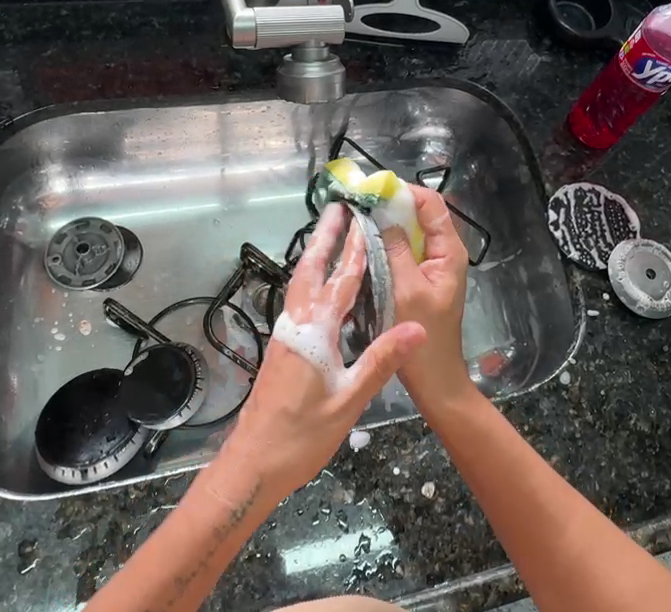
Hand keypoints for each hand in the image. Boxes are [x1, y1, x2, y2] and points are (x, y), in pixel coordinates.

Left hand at [217, 203, 424, 499]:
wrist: (254, 462)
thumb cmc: (302, 435)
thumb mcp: (349, 400)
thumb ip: (381, 361)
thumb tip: (416, 328)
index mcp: (315, 332)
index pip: (340, 282)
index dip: (354, 251)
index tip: (363, 219)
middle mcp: (296, 324)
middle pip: (311, 271)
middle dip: (325, 238)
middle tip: (336, 208)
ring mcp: (285, 335)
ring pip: (300, 284)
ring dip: (315, 255)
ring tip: (329, 234)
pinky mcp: (281, 348)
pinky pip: (297, 300)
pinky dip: (310, 279)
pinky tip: (319, 286)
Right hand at [379, 185, 475, 413]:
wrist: (434, 378)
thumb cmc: (422, 335)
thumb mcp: (405, 290)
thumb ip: (395, 250)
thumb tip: (381, 216)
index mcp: (448, 251)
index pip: (432, 204)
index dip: (405, 191)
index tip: (374, 188)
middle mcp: (444, 252)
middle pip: (420, 214)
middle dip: (392, 204)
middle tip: (360, 200)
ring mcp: (432, 265)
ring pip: (410, 231)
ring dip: (388, 221)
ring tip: (358, 214)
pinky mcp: (420, 277)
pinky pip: (405, 249)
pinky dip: (388, 241)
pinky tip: (366, 241)